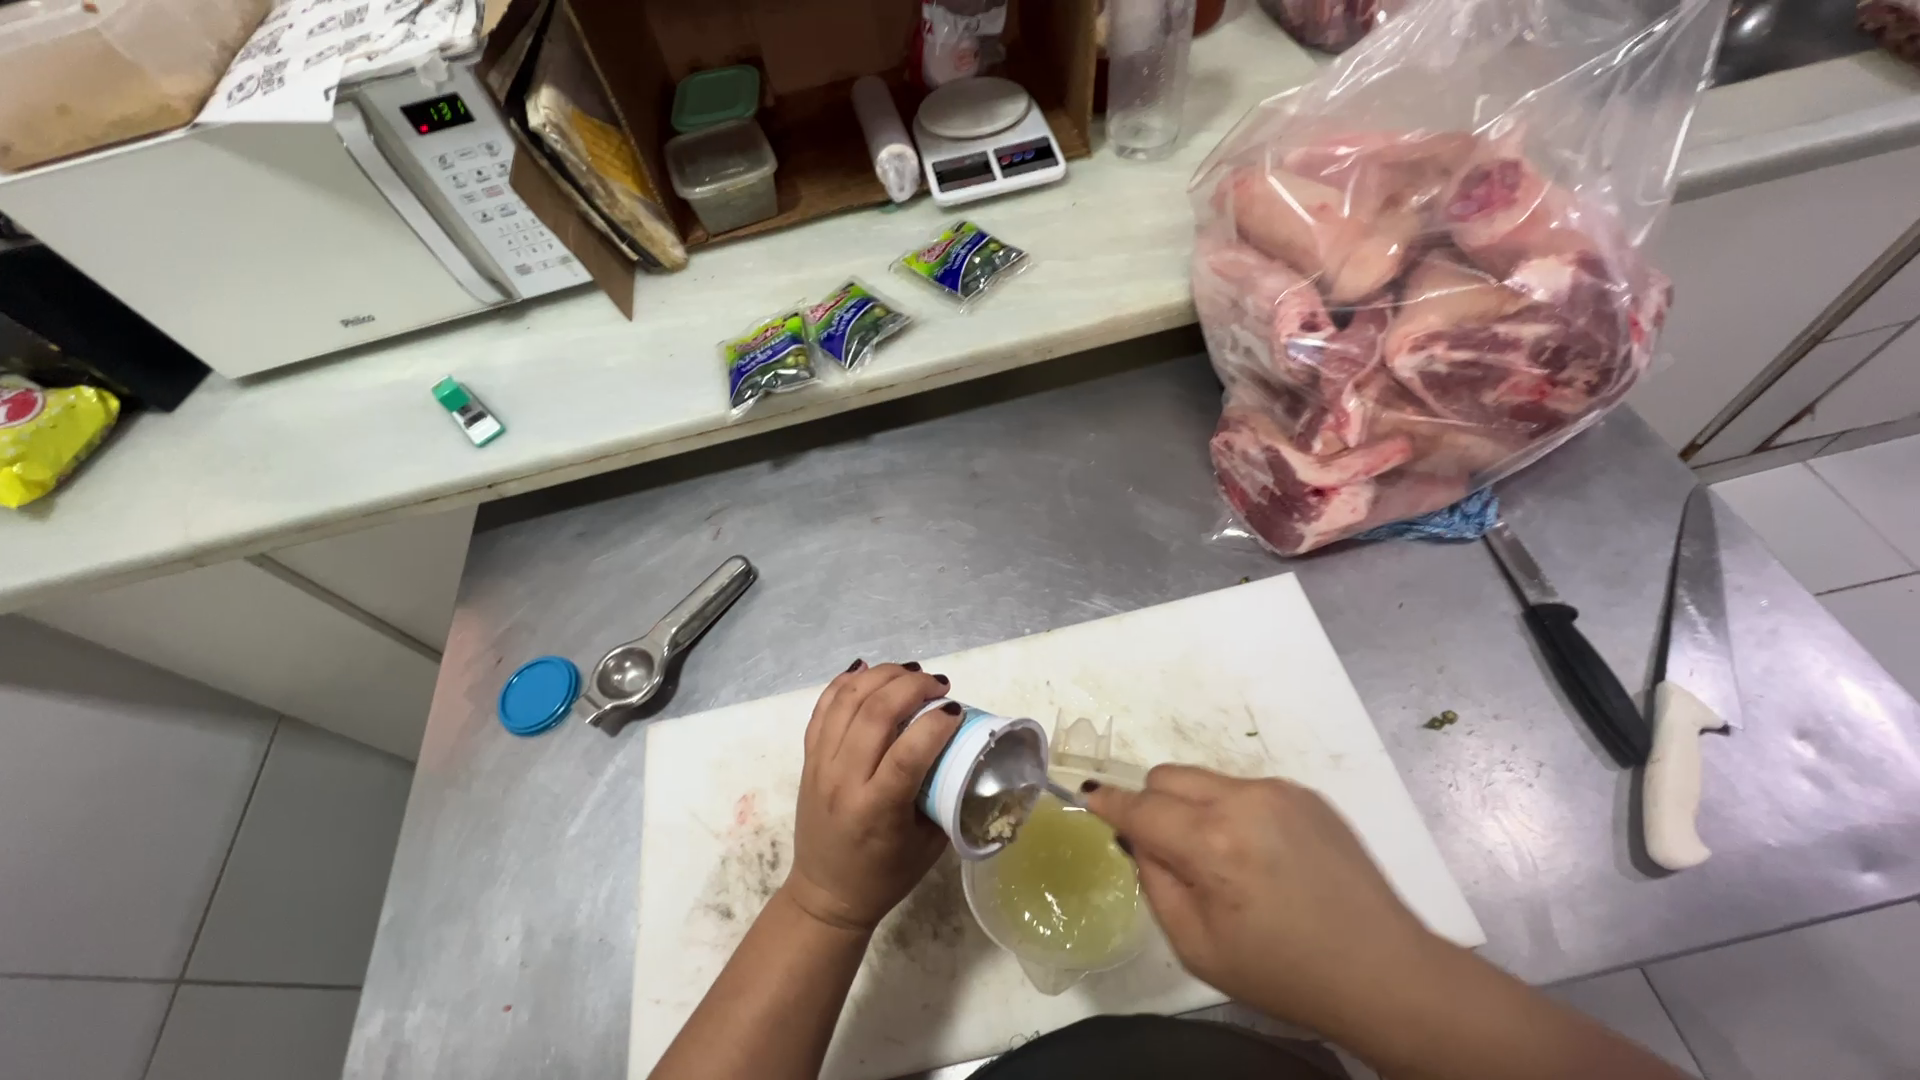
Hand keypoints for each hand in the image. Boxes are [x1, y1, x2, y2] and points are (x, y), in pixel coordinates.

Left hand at [782, 661, 959, 933]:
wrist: (825, 894)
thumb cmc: (884, 876)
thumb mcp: (929, 846)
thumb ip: (947, 797)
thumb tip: (969, 753)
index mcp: (876, 810)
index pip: (906, 753)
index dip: (934, 724)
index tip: (956, 710)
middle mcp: (843, 781)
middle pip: (874, 714)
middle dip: (912, 687)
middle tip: (939, 684)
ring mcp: (820, 765)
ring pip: (846, 700)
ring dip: (881, 676)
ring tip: (910, 673)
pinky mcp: (808, 757)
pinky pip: (823, 707)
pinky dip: (845, 682)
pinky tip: (869, 669)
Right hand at [1084, 765, 1440, 1032]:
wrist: (1385, 972)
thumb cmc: (1284, 972)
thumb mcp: (1197, 945)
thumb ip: (1155, 881)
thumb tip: (1138, 838)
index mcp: (1212, 843)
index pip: (1141, 807)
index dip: (1109, 804)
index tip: (1087, 798)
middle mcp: (1242, 800)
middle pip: (1166, 777)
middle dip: (1151, 805)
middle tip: (1166, 851)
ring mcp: (1279, 791)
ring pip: (1204, 780)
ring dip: (1192, 807)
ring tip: (1221, 859)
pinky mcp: (1306, 794)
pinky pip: (1243, 789)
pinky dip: (1231, 811)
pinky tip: (1260, 856)